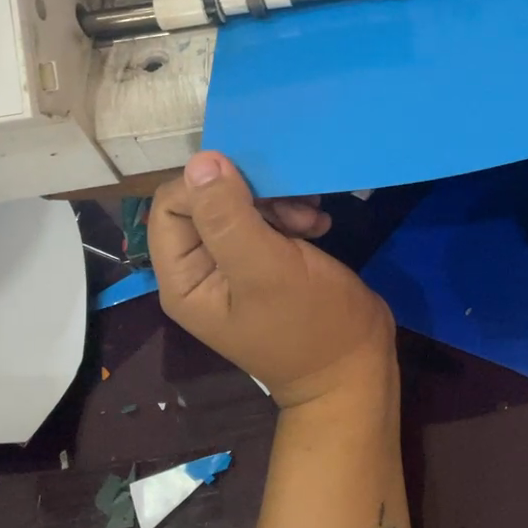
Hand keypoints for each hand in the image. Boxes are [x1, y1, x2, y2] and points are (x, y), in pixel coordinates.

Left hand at [148, 151, 396, 407]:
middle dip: (252, 193)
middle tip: (295, 203)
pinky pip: (267, 219)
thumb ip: (229, 217)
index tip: (259, 185)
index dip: (210, 185)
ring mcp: (236, 265)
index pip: (172, 206)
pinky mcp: (268, 261)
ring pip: (241, 205)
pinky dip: (293, 214)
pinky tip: (319, 225)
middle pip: (207, 201)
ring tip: (312, 217)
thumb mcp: (267, 269)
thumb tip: (201, 160)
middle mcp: (202, 269)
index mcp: (185, 278)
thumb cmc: (310, 323)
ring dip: (278, 202)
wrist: (355, 367)